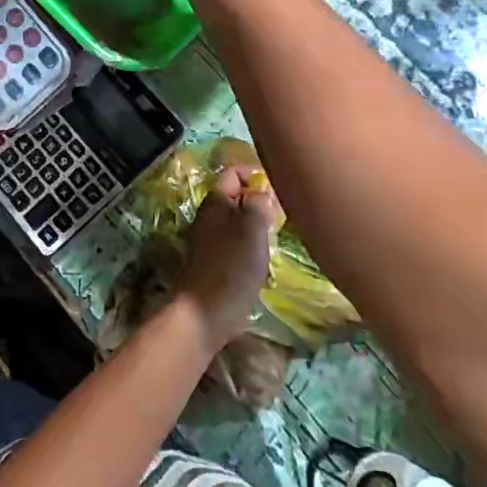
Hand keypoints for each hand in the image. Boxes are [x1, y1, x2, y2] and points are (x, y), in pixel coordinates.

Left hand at [174, 166, 277, 353]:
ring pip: (238, 222)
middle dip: (260, 202)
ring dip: (257, 227)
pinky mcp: (213, 264)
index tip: (279, 188)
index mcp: (214, 201)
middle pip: (236, 198)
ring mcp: (208, 241)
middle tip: (281, 216)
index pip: (234, 173)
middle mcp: (208, 217)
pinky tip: (263, 261)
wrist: (204, 314)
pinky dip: (251, 247)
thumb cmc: (231, 266)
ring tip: (275, 238)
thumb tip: (262, 192)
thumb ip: (259, 202)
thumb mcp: (252, 227)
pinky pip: (236, 244)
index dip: (256, 175)